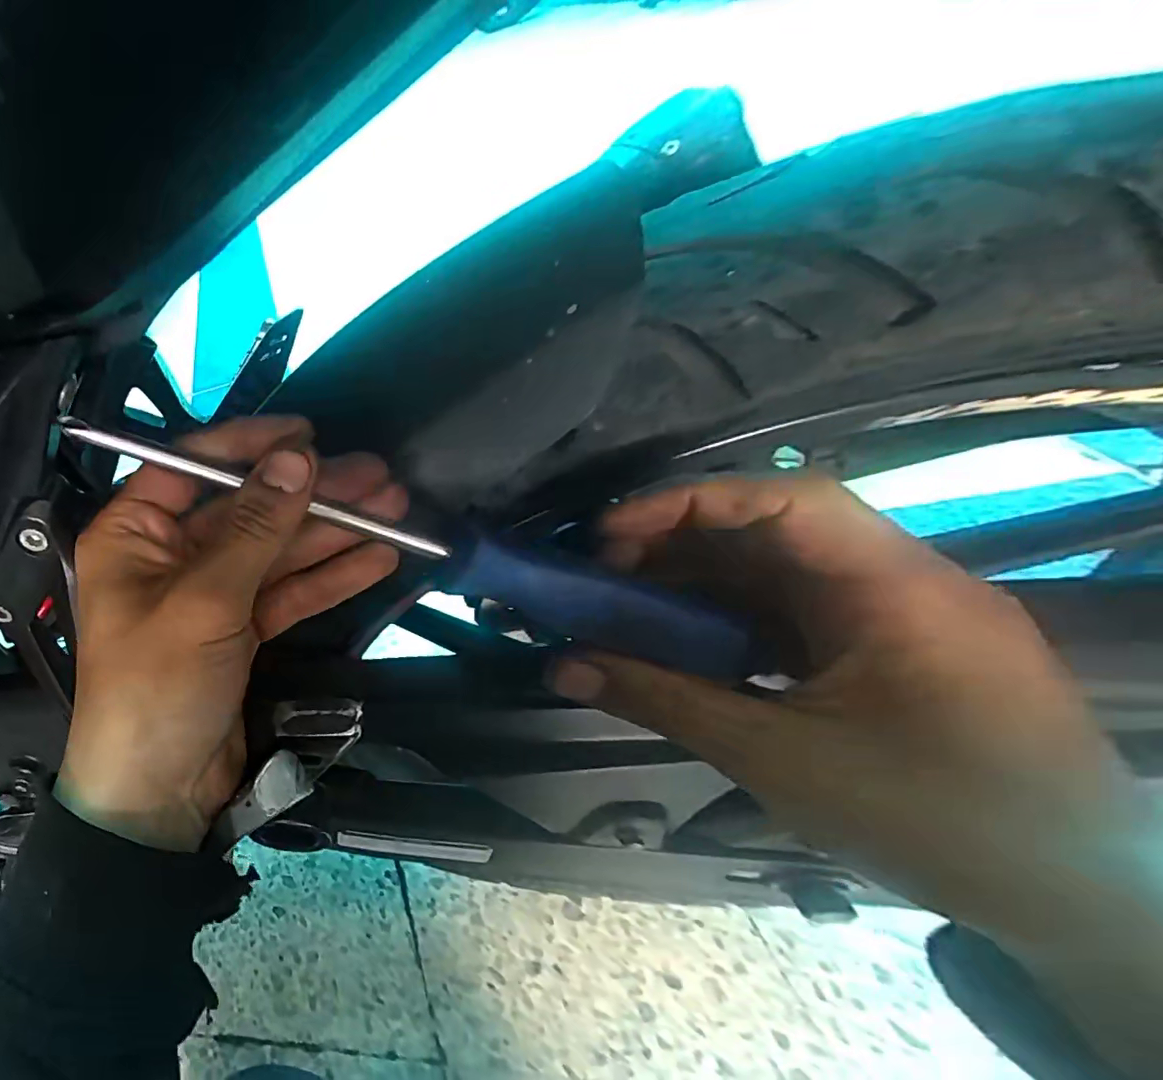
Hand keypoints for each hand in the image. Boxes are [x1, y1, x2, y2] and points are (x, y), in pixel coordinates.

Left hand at [58, 416, 404, 851]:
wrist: (157, 796)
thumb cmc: (156, 689)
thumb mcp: (204, 601)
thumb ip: (253, 529)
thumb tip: (297, 459)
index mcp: (133, 534)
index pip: (192, 467)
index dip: (250, 446)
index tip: (307, 434)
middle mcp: (167, 556)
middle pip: (247, 509)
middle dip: (311, 494)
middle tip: (376, 475)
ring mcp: (207, 594)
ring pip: (274, 550)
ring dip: (332, 531)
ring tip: (394, 508)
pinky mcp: (239, 630)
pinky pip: (286, 592)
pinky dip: (328, 576)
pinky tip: (376, 557)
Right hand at [548, 472, 1162, 1071]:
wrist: (1084, 905)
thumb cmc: (937, 819)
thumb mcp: (776, 757)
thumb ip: (660, 700)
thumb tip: (559, 668)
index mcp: (896, 591)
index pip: (787, 501)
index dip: (687, 503)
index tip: (608, 536)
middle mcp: (898, 586)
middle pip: (768, 534)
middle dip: (673, 548)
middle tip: (597, 578)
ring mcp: (892, 621)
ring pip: (772, 577)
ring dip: (692, 589)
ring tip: (619, 613)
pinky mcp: (883, 656)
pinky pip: (786, 618)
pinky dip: (723, 625)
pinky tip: (676, 650)